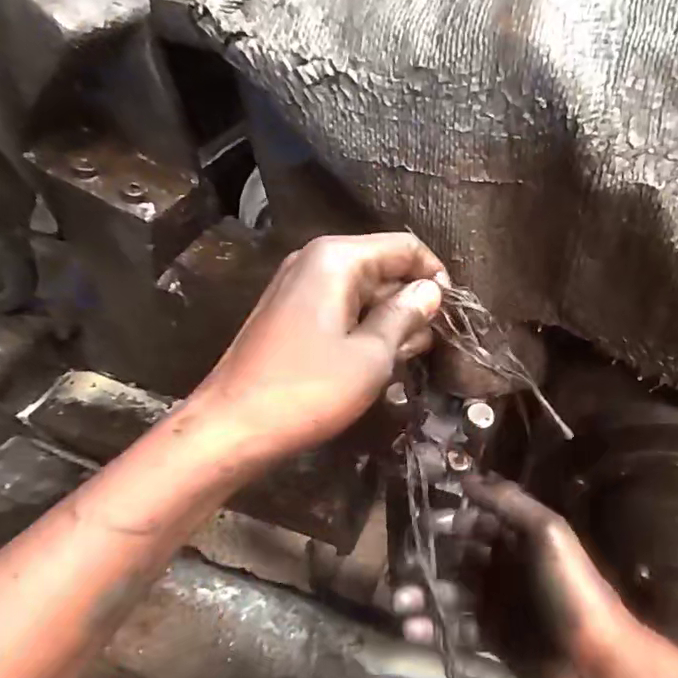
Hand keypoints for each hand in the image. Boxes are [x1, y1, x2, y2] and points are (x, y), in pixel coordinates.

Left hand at [180, 233, 445, 456]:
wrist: (229, 429)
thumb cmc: (307, 390)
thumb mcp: (372, 355)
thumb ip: (405, 315)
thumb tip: (431, 291)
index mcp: (337, 259)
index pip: (406, 247)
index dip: (435, 276)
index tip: (449, 316)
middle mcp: (316, 260)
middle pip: (385, 265)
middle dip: (412, 300)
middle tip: (426, 345)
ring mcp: (299, 284)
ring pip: (365, 288)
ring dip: (390, 318)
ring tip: (401, 359)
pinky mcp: (291, 311)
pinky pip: (342, 305)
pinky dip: (364, 326)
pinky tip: (373, 360)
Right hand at [395, 473, 632, 677]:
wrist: (595, 663)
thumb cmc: (571, 588)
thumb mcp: (547, 533)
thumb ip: (509, 502)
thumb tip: (467, 478)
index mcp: (523, 537)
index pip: (480, 519)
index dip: (452, 518)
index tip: (421, 522)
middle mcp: (508, 565)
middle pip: (461, 555)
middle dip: (430, 558)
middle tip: (401, 565)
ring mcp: (500, 604)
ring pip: (453, 591)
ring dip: (425, 594)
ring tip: (400, 602)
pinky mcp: (495, 641)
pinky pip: (457, 628)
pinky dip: (433, 628)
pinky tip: (412, 630)